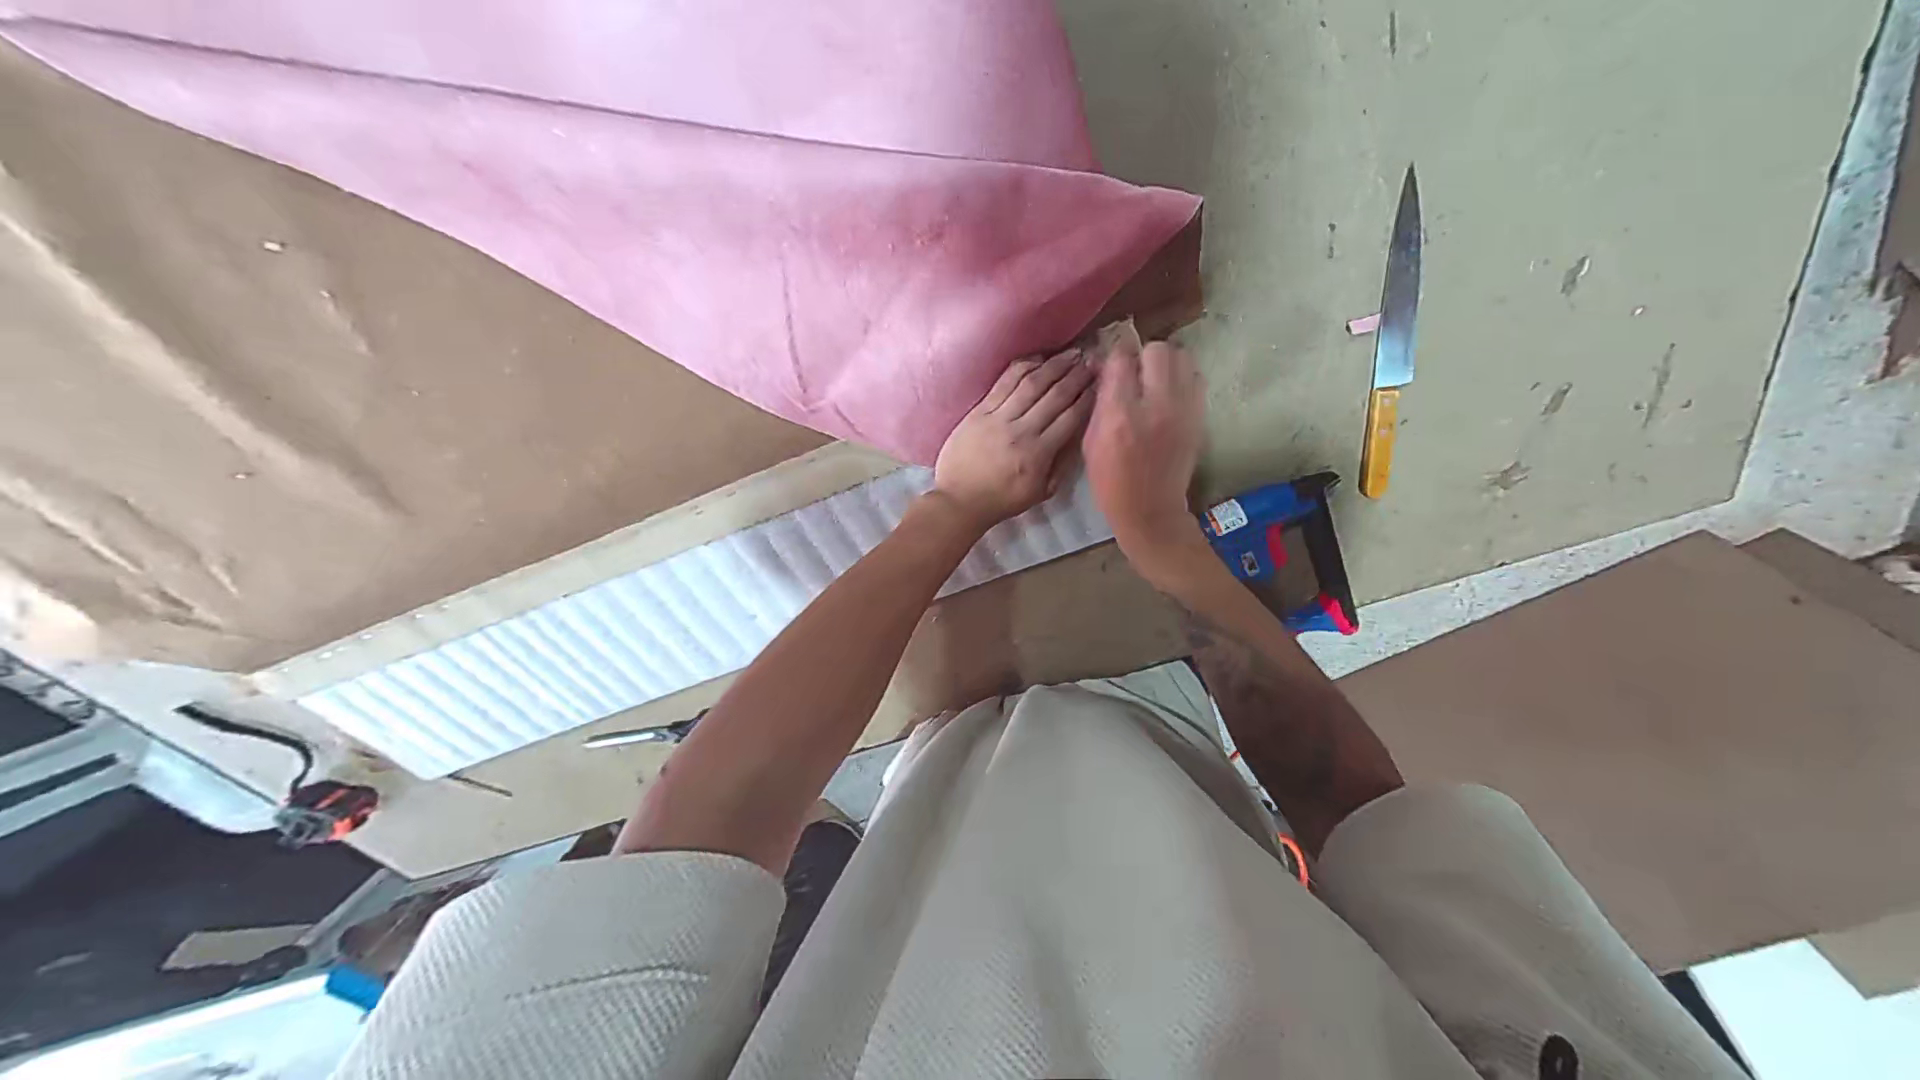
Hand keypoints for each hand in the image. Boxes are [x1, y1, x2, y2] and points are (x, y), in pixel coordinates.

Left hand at [931, 348, 1095, 532]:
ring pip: (1032, 384)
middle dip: (1077, 376)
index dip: (1088, 398)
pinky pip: (1004, 383)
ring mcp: (998, 418)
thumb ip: (1061, 464)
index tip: (1101, 383)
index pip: (1071, 418)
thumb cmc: (1002, 500)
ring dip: (1054, 366)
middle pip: (1055, 396)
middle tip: (1091, 361)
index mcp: (1039, 453)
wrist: (959, 500)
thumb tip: (1079, 436)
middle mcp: (1022, 431)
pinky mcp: (979, 411)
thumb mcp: (1041, 492)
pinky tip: (1037, 358)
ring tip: (1070, 354)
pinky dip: (1023, 367)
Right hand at [1083, 337, 1209, 582]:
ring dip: (1166, 363)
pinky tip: (1170, 395)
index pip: (1121, 359)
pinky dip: (1182, 378)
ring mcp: (1183, 409)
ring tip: (1155, 381)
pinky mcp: (1199, 416)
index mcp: (1120, 414)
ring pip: (1182, 357)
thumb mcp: (1091, 442)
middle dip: (1143, 356)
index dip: (1115, 358)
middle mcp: (1155, 405)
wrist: (1151, 510)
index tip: (1112, 366)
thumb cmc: (1111, 480)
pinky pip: (1195, 378)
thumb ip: (1101, 401)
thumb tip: (1107, 369)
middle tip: (1136, 374)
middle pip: (1157, 350)